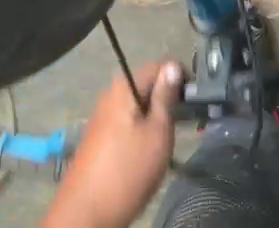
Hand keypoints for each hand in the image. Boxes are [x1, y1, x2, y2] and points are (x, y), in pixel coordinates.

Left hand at [41, 61, 183, 227]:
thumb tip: (173, 66)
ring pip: (137, 105)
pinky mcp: (98, 137)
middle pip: (147, 84)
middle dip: (167, 99)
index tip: (193, 101)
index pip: (160, 65)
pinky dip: (140, 129)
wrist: (85, 215)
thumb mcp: (158, 132)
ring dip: (154, 116)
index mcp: (124, 87)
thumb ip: (166, 97)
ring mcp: (102, 116)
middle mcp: (110, 95)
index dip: (180, 78)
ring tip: (166, 140)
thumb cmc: (128, 170)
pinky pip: (126, 121)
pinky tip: (146, 152)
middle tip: (182, 123)